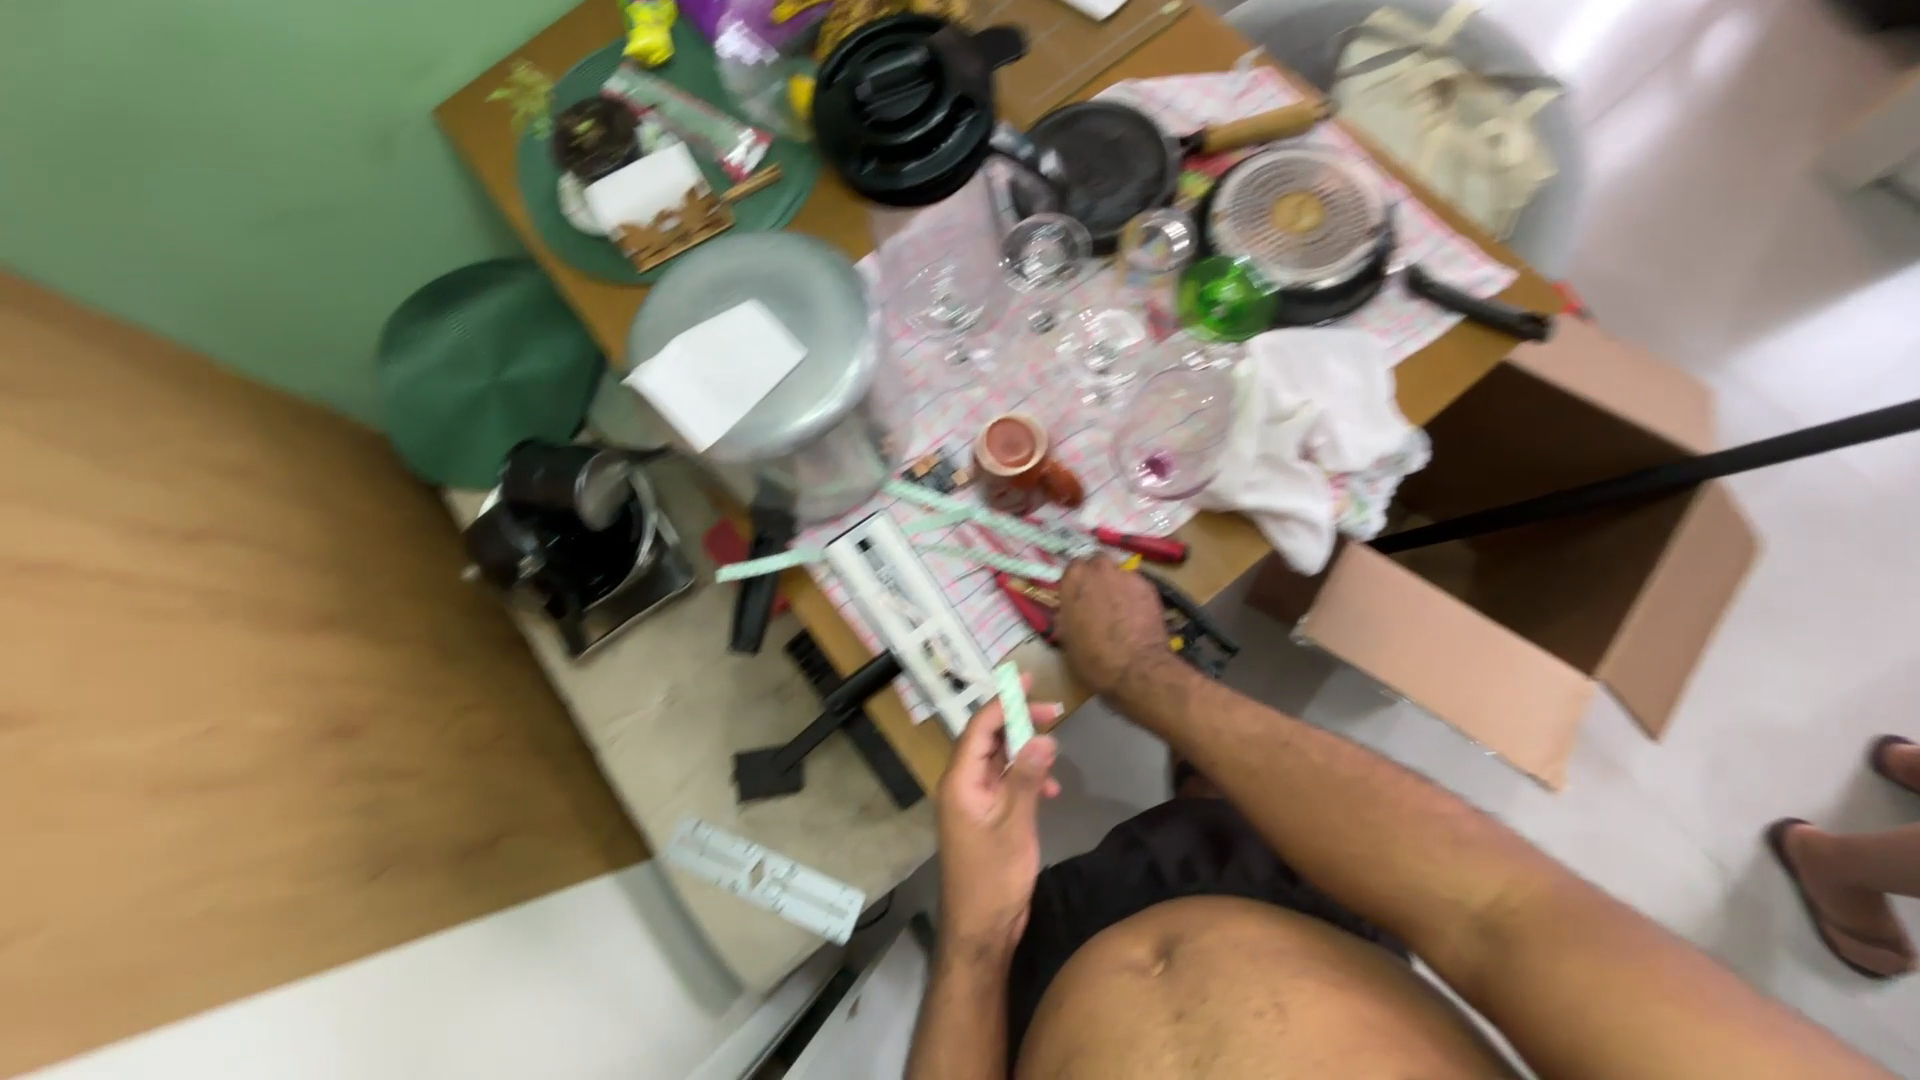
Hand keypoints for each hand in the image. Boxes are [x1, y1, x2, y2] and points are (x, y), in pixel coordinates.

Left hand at [935, 678, 1063, 960]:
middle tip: (1054, 712)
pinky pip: (1005, 784)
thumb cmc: (993, 878)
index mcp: (959, 782)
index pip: (979, 728)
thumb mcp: (1014, 825)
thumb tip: (1042, 737)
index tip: (1027, 680)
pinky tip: (1051, 791)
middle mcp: (962, 785)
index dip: (1003, 701)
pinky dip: (1027, 780)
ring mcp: (973, 802)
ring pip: (999, 761)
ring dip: (1026, 752)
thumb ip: (1027, 778)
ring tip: (1055, 749)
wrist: (981, 930)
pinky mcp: (986, 818)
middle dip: (1019, 722)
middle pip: (989, 739)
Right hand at [1055, 556, 1172, 696]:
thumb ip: (1066, 617)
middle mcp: (1099, 570)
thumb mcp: (1067, 639)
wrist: (1136, 668)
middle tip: (1099, 598)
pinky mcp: (1149, 586)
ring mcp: (1127, 575)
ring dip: (1117, 585)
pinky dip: (1136, 595)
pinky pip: (1137, 585)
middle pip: (1097, 563)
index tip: (1078, 596)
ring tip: (1121, 608)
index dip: (1076, 582)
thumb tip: (1067, 614)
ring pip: (1120, 573)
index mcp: (1074, 579)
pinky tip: (1137, 614)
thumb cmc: (1093, 658)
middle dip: (1098, 576)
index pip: (1073, 567)